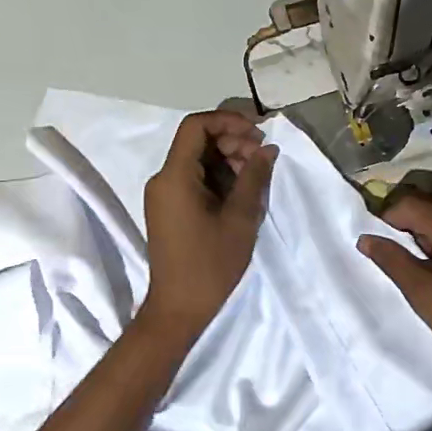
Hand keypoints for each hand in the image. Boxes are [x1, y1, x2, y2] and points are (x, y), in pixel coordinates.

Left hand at [141, 111, 278, 332]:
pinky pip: (195, 178)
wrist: (179, 308)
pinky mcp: (170, 208)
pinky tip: (243, 191)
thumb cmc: (210, 265)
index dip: (228, 121)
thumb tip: (267, 149)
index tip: (257, 134)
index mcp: (174, 177)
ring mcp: (165, 194)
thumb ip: (254, 177)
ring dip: (229, 159)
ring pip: (198, 159)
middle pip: (197, 141)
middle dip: (232, 141)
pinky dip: (219, 176)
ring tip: (256, 177)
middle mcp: (164, 179)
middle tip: (262, 159)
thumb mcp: (240, 219)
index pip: (196, 126)